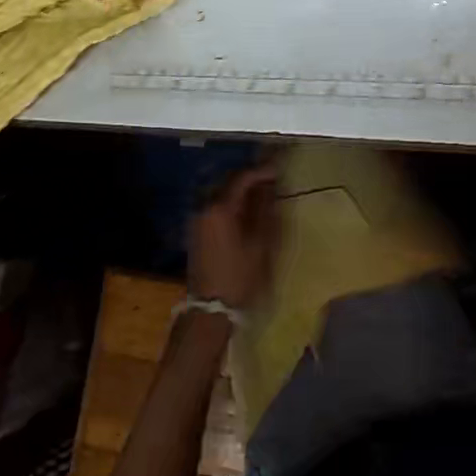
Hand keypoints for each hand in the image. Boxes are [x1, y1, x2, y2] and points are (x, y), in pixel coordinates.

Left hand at [186, 166, 278, 310]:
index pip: (241, 178)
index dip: (261, 171)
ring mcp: (198, 219)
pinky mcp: (197, 230)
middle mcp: (205, 208)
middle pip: (228, 182)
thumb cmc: (240, 276)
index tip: (279, 169)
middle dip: (250, 177)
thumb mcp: (260, 243)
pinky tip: (247, 209)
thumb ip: (265, 210)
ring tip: (263, 192)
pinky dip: (232, 202)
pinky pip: (216, 205)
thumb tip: (269, 187)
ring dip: (241, 189)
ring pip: (221, 193)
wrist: (211, 307)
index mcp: (220, 208)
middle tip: (272, 177)